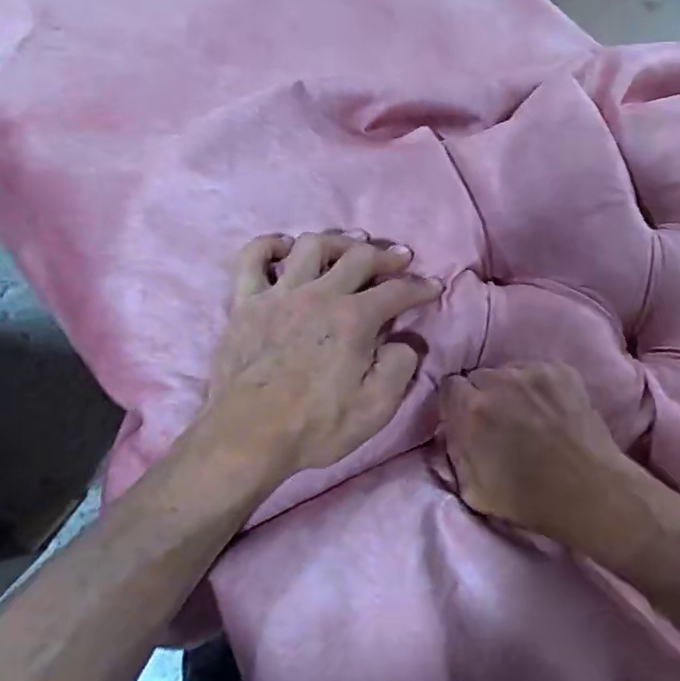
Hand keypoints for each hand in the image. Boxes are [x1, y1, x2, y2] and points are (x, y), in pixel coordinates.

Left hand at [189, 231, 441, 480]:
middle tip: (401, 258)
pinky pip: (252, 258)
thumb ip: (401, 367)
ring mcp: (278, 294)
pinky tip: (286, 248)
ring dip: (338, 242)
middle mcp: (319, 295)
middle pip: (360, 257)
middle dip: (387, 256)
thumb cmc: (316, 425)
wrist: (246, 438)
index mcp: (354, 319)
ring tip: (350, 249)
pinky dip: (270, 246)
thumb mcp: (377, 407)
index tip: (435, 286)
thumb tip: (405, 342)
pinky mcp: (245, 303)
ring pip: (312, 245)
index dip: (421, 287)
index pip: (398, 291)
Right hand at [440, 362, 636, 543]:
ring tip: (529, 413)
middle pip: (480, 377)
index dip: (457, 404)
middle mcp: (499, 380)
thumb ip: (455, 450)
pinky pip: (538, 370)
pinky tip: (550, 408)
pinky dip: (540, 385)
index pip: (450, 386)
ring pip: (510, 371)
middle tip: (500, 420)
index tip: (468, 419)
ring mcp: (533, 371)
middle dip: (484, 396)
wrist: (587, 490)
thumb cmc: (527, 498)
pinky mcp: (562, 369)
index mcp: (471, 409)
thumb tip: (454, 430)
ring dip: (512, 388)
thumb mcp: (472, 489)